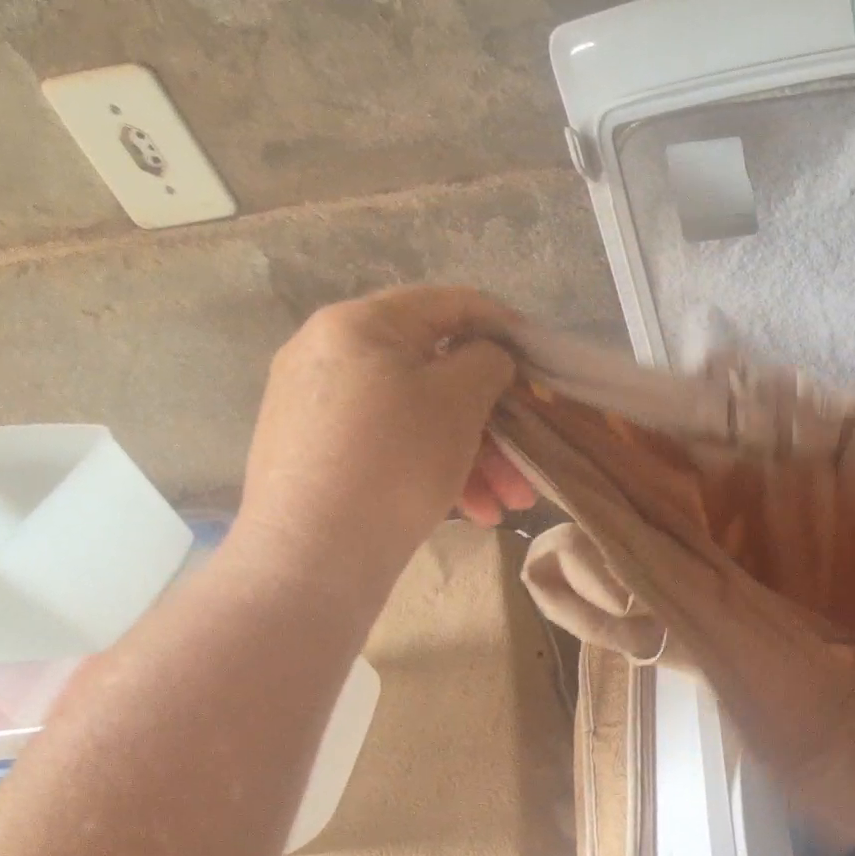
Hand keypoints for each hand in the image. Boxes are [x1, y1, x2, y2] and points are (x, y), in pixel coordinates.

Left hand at [238, 286, 537, 588]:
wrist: (313, 552)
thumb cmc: (396, 459)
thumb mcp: (460, 400)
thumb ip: (486, 361)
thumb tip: (488, 356)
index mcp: (359, 325)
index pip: (448, 304)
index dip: (503, 324)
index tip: (541, 358)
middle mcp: (329, 352)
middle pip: (437, 370)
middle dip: (495, 417)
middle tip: (530, 452)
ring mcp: (319, 403)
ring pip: (421, 414)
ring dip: (477, 453)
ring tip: (510, 501)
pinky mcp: (317, 447)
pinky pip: (394, 442)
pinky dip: (438, 467)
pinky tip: (474, 510)